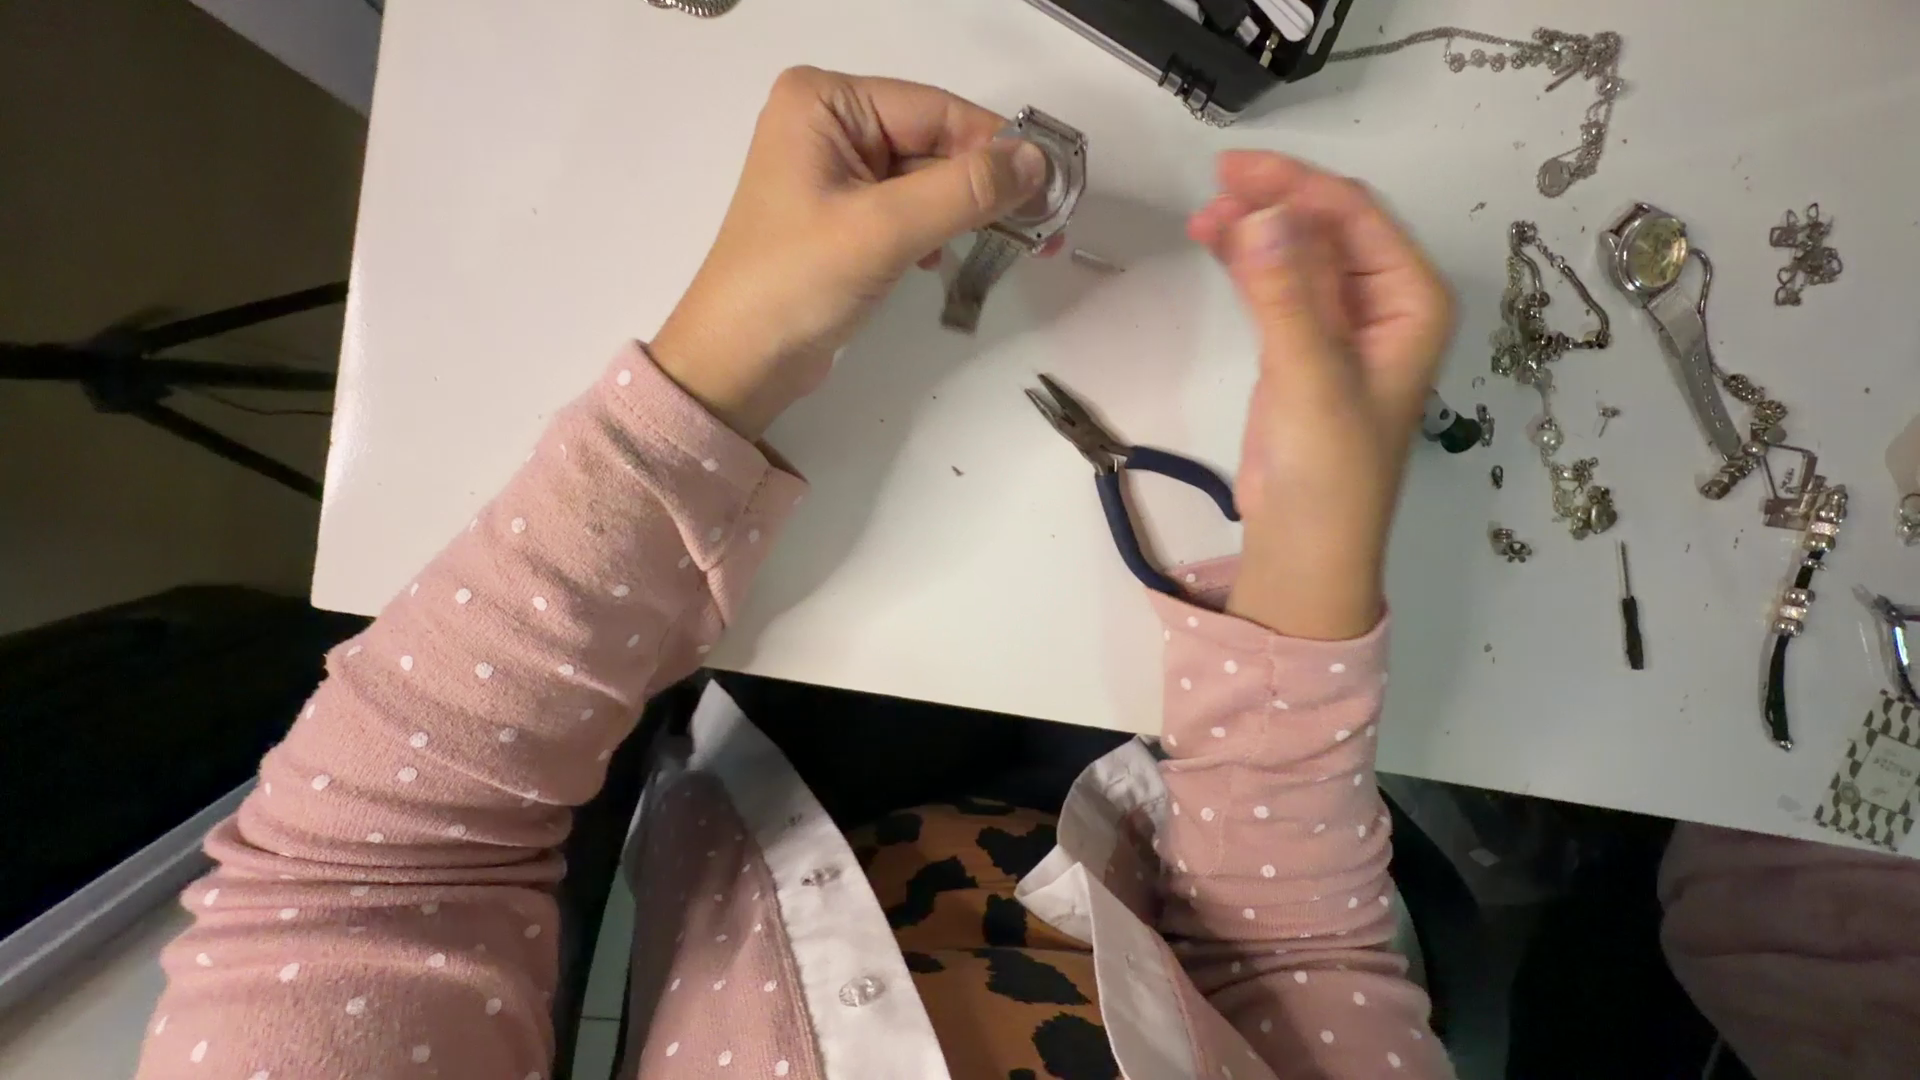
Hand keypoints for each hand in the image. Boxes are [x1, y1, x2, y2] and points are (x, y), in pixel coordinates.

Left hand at [650, 67, 1049, 438]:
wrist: (740, 361)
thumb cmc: (796, 285)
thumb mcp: (885, 229)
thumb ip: (964, 191)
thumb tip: (1036, 162)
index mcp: (825, 103)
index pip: (934, 111)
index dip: (996, 146)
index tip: (1053, 184)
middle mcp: (829, 128)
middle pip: (932, 145)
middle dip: (985, 187)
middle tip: (1044, 226)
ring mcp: (834, 176)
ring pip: (924, 183)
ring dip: (965, 213)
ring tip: (1013, 245)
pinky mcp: (841, 222)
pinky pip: (906, 213)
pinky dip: (934, 234)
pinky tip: (942, 260)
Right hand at [1188, 152, 1453, 639]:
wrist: (1306, 540)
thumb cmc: (1328, 467)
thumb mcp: (1311, 378)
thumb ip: (1287, 296)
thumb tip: (1261, 215)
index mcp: (1410, 301)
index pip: (1354, 220)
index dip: (1296, 187)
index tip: (1233, 171)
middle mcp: (1382, 305)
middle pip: (1326, 230)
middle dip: (1273, 203)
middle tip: (1212, 188)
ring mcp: (1338, 328)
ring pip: (1297, 257)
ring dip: (1255, 232)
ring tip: (1202, 217)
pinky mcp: (1300, 351)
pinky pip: (1278, 290)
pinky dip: (1248, 267)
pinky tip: (1218, 248)